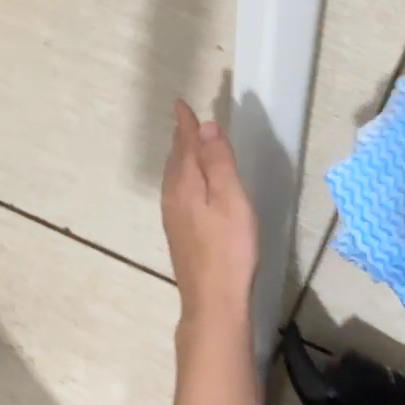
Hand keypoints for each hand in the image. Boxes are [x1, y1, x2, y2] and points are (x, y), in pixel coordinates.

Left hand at [162, 100, 257, 326]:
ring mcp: (174, 218)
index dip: (186, 124)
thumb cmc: (229, 249)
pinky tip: (189, 187)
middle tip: (185, 120)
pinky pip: (178, 193)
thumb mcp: (231, 200)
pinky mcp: (180, 235)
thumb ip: (219, 163)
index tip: (181, 103)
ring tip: (187, 146)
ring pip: (175, 177)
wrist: (213, 300)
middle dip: (182, 138)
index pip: (186, 144)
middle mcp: (174, 197)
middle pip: (177, 160)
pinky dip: (183, 178)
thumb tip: (206, 127)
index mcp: (186, 184)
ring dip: (181, 158)